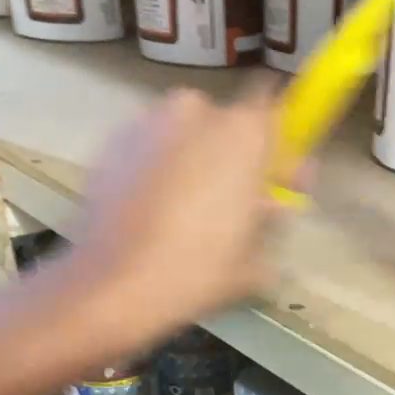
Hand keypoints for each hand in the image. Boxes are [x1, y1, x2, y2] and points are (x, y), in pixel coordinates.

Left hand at [67, 84, 282, 347]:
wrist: (113, 285)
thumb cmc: (196, 273)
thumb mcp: (255, 261)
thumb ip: (273, 221)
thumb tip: (275, 202)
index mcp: (244, 132)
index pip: (277, 113)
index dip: (281, 148)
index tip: (280, 180)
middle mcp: (198, 110)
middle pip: (229, 125)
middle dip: (235, 158)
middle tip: (235, 204)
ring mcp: (150, 120)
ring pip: (187, 135)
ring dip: (196, 162)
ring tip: (191, 213)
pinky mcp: (114, 140)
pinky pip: (151, 148)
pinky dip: (159, 170)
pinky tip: (155, 213)